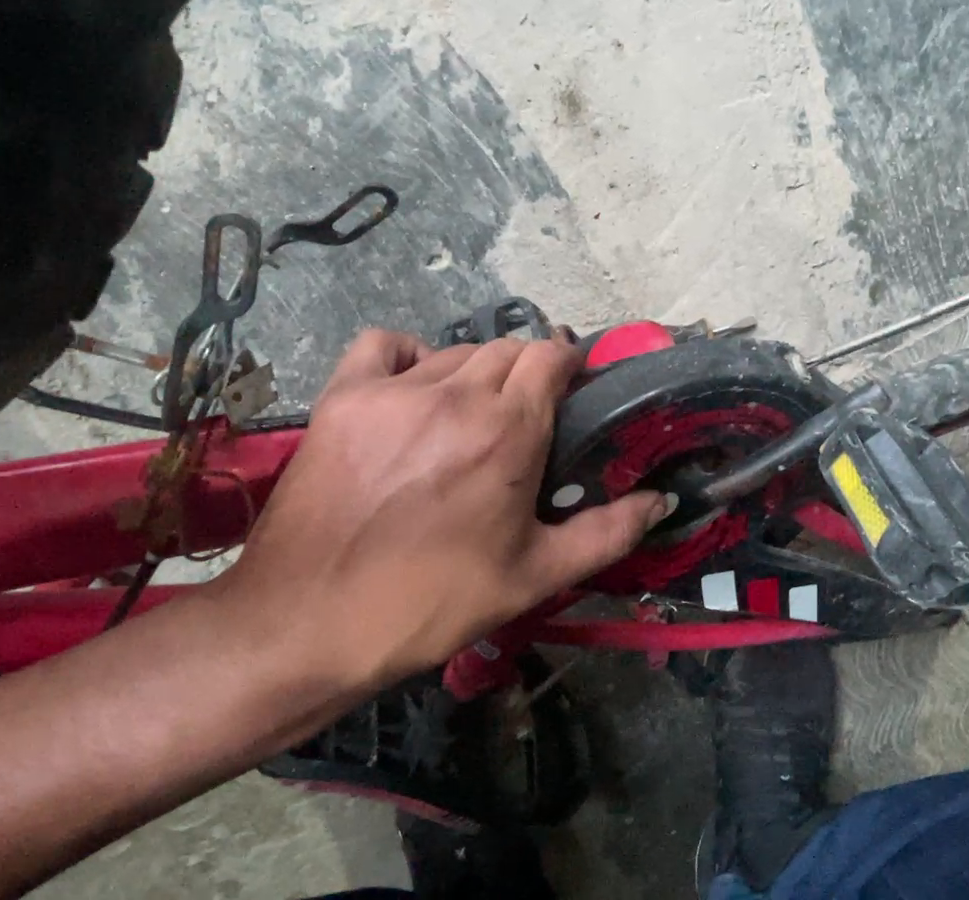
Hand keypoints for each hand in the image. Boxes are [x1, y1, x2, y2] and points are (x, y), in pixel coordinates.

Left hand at [210, 331, 665, 691]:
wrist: (307, 622)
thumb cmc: (431, 603)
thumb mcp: (534, 577)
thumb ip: (607, 532)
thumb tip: (661, 501)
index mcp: (509, 431)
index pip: (552, 355)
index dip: (569, 366)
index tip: (573, 393)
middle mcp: (457, 394)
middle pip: (508, 349)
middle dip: (527, 371)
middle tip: (525, 417)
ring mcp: (394, 390)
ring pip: (455, 351)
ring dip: (475, 372)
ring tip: (469, 415)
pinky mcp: (343, 397)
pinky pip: (385, 345)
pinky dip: (408, 356)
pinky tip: (412, 390)